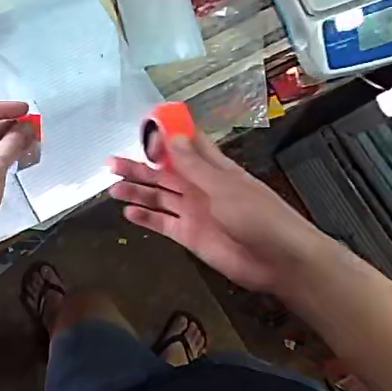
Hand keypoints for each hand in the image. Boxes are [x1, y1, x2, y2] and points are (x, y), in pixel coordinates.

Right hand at [108, 132, 332, 294]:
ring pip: (159, 197)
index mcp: (214, 168)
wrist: (279, 260)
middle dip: (139, 166)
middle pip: (164, 172)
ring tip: (113, 188)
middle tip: (112, 163)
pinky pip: (163, 223)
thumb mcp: (223, 186)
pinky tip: (129, 213)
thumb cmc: (259, 217)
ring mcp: (194, 212)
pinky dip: (146, 218)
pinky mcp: (190, 236)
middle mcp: (200, 187)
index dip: (165, 136)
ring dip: (137, 192)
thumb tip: (171, 137)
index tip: (142, 129)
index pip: (186, 145)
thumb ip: (193, 165)